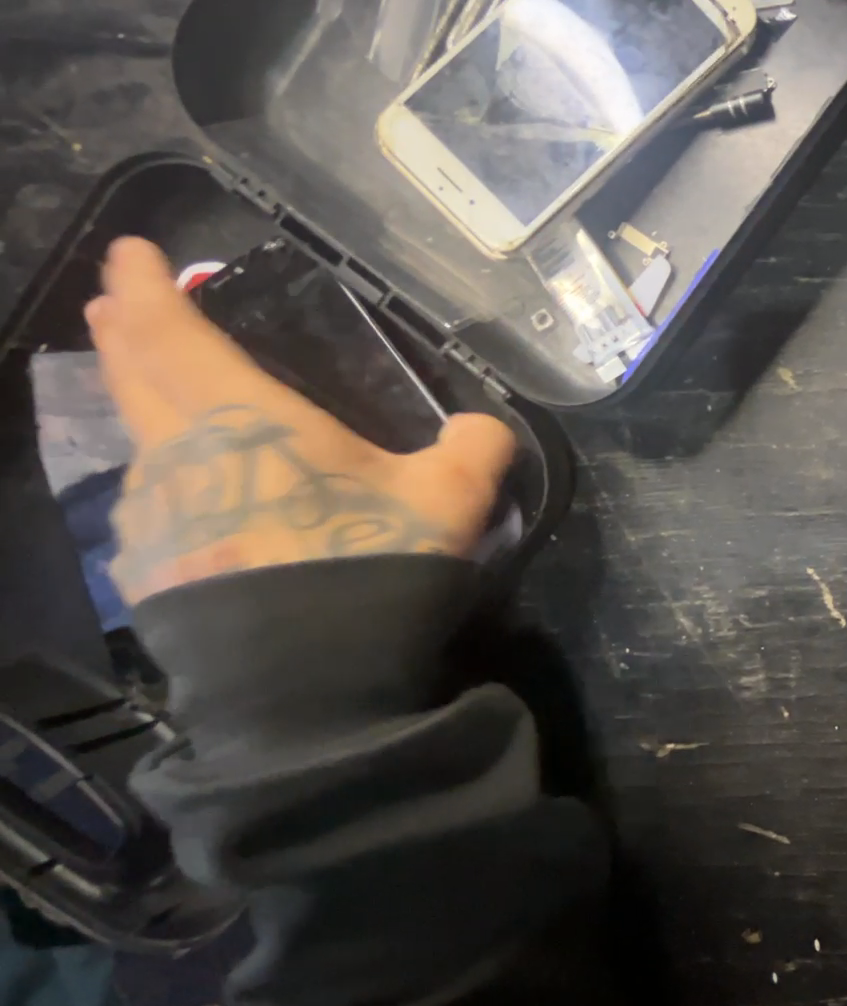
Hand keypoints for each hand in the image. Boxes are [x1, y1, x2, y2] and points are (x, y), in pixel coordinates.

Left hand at [85, 237, 516, 604]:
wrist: (311, 672)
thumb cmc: (375, 557)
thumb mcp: (454, 495)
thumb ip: (477, 445)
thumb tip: (483, 425)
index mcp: (243, 419)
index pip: (169, 331)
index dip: (145, 285)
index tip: (131, 251)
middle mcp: (178, 454)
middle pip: (131, 376)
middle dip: (125, 331)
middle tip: (122, 304)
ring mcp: (154, 516)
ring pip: (141, 441)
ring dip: (147, 406)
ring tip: (169, 400)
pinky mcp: (154, 569)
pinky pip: (154, 501)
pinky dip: (170, 476)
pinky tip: (200, 496)